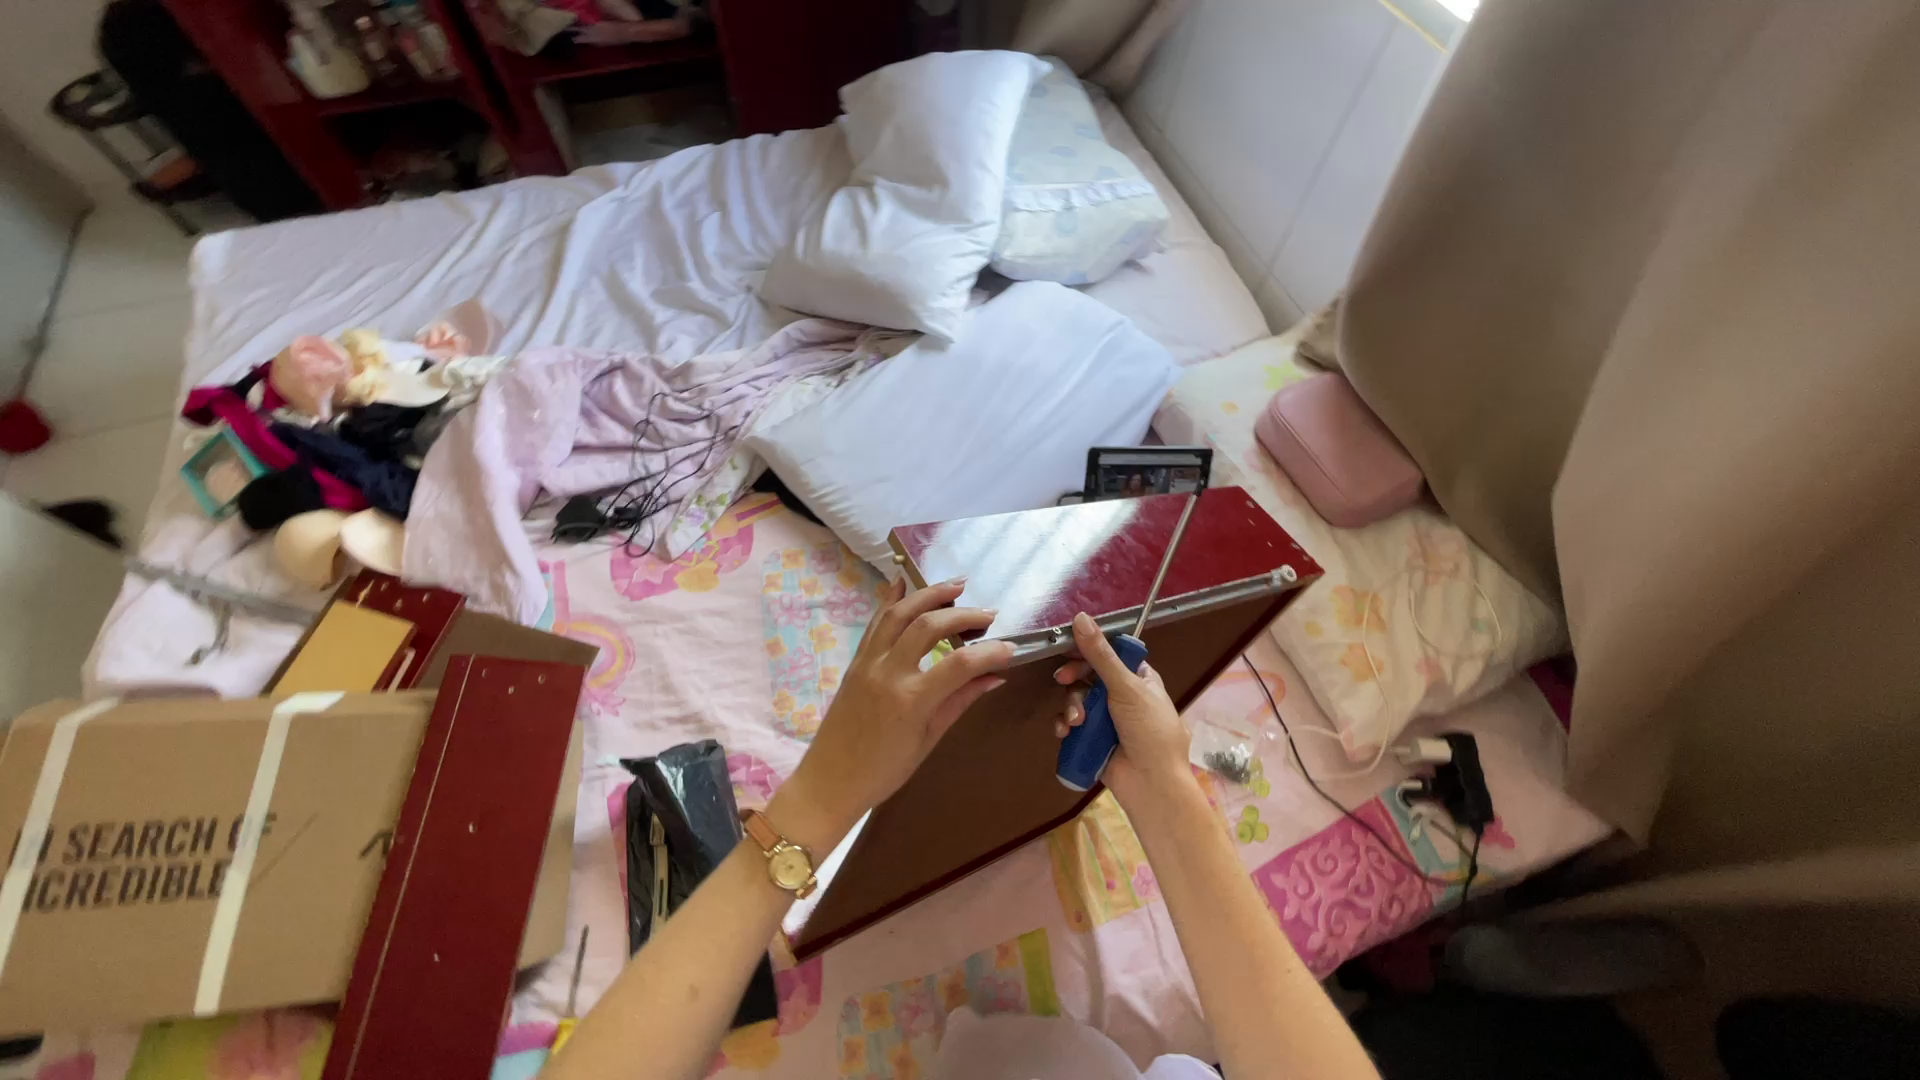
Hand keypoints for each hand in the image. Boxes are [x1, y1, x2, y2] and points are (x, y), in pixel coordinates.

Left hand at [773, 579, 1012, 850]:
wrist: (829, 782)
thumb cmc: (883, 771)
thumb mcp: (928, 740)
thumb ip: (960, 702)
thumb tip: (994, 678)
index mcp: (911, 700)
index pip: (961, 663)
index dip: (990, 652)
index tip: (1010, 648)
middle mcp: (888, 672)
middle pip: (930, 626)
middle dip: (963, 613)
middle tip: (989, 614)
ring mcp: (868, 662)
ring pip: (899, 613)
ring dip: (929, 594)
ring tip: (956, 585)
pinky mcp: (856, 661)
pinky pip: (875, 622)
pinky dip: (891, 599)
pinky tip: (904, 582)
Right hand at [1053, 612, 1192, 803]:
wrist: (1151, 785)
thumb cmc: (1150, 731)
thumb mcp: (1127, 688)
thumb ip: (1101, 654)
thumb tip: (1080, 617)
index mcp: (1139, 678)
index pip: (1109, 653)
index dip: (1088, 650)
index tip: (1069, 649)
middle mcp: (1122, 695)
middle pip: (1088, 675)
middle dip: (1075, 680)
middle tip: (1063, 679)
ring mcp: (1106, 718)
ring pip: (1077, 699)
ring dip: (1072, 706)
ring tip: (1076, 721)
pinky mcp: (1092, 738)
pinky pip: (1072, 723)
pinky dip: (1066, 725)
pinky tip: (1065, 731)